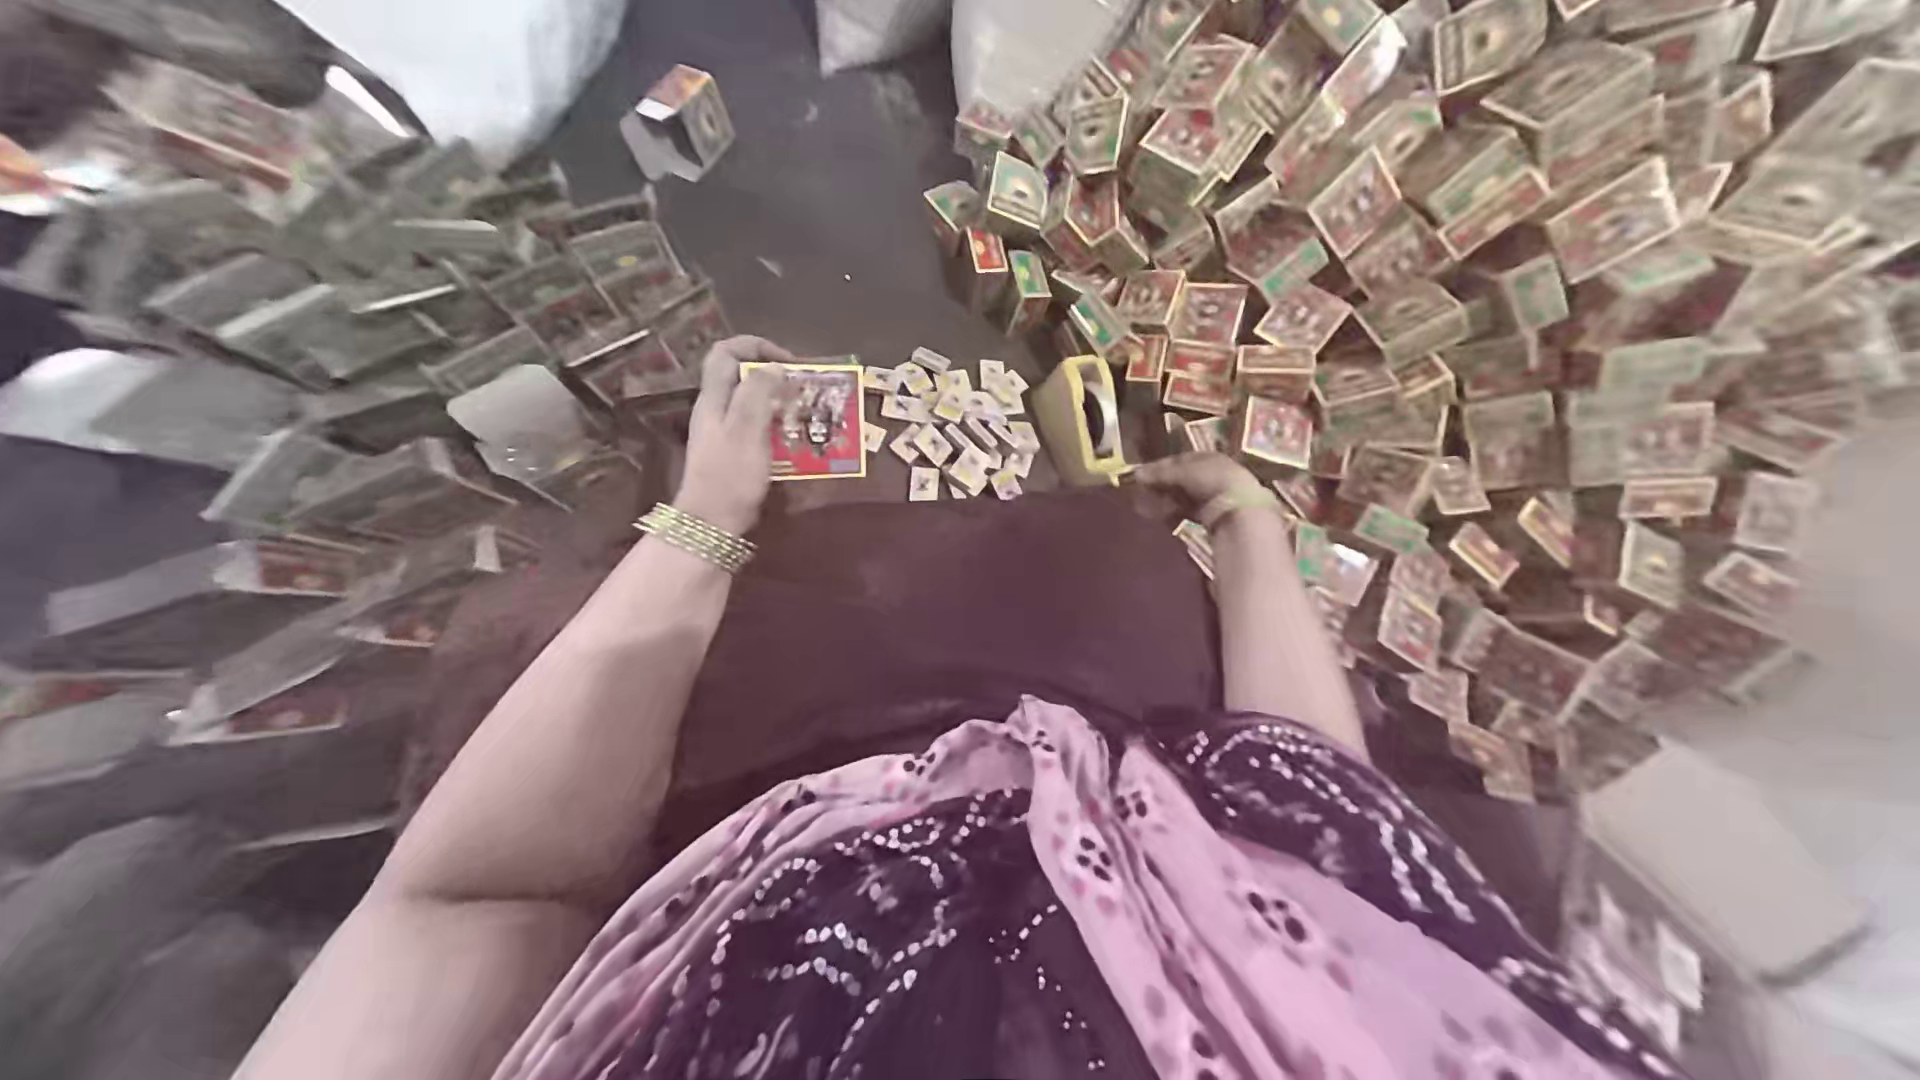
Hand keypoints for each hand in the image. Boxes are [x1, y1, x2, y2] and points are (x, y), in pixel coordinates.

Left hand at [671, 335, 795, 534]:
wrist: (713, 522)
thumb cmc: (731, 475)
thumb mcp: (747, 428)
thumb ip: (759, 392)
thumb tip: (775, 367)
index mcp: (714, 398)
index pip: (726, 353)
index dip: (756, 346)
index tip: (787, 362)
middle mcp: (716, 410)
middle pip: (742, 376)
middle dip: (774, 375)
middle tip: (803, 389)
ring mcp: (724, 433)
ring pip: (752, 403)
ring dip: (779, 402)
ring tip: (805, 413)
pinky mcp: (735, 453)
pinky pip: (758, 427)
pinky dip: (777, 426)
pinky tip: (795, 439)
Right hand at [1135, 453, 1283, 531]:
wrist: (1239, 506)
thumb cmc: (1211, 479)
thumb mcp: (1182, 471)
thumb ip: (1158, 472)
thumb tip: (1135, 474)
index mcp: (1207, 456)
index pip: (1178, 459)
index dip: (1158, 466)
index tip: (1139, 475)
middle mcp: (1212, 472)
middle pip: (1180, 478)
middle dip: (1160, 485)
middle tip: (1141, 493)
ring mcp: (1215, 494)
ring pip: (1182, 496)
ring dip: (1165, 501)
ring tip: (1148, 507)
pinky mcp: (1214, 514)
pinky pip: (1187, 511)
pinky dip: (1174, 513)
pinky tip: (1162, 517)